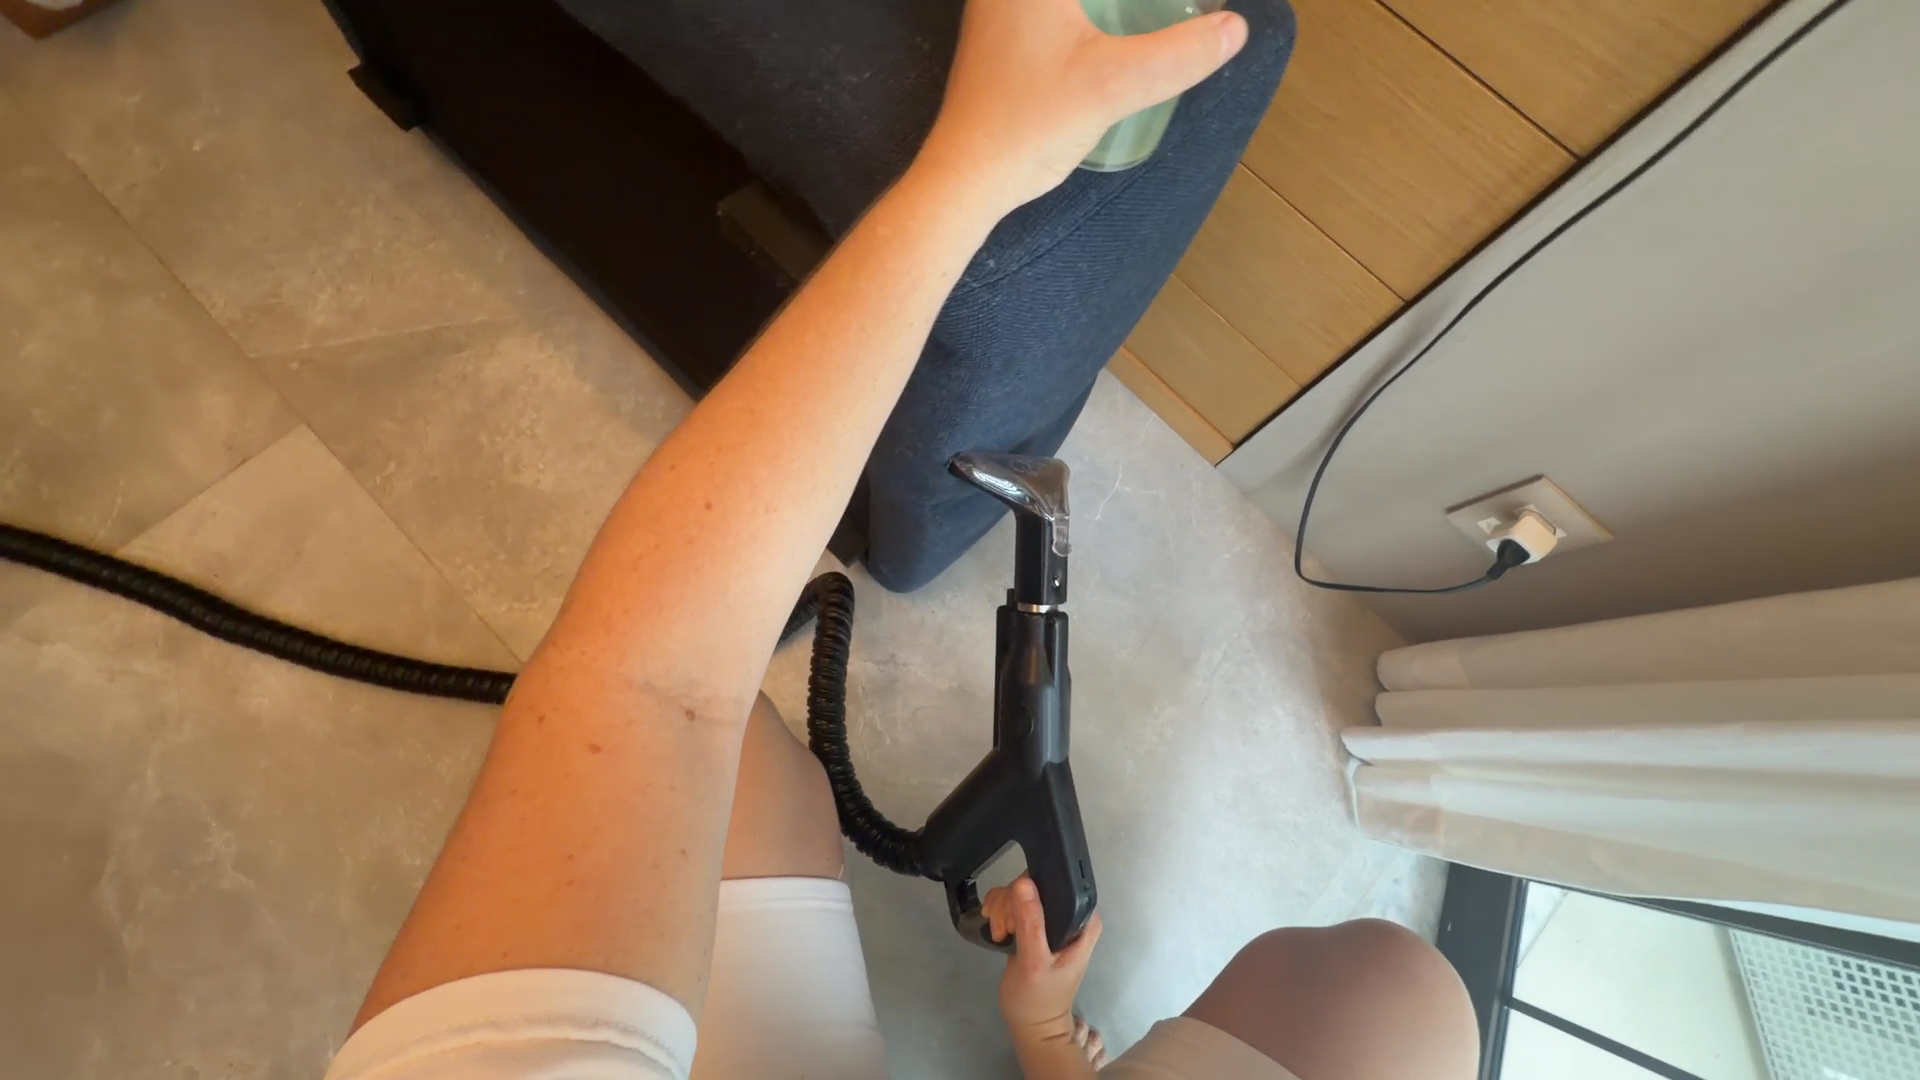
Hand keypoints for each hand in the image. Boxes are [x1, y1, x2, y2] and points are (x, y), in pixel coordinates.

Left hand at [917, 0, 1248, 214]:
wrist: (965, 179)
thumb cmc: (1027, 128)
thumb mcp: (1109, 88)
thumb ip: (1174, 57)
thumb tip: (1233, 30)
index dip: (1138, 6)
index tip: (1185, 13)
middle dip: (1124, 5)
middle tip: (1174, 17)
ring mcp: (999, 9)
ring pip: (1070, 2)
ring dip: (1109, 8)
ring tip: (1149, 22)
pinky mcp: (1001, 38)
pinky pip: (1056, 13)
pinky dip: (1088, 13)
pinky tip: (1111, 29)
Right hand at [983, 876, 1104, 1042]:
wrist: (1030, 1026)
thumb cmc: (1039, 999)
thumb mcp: (1034, 963)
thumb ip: (1031, 923)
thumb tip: (1023, 883)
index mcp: (1082, 919)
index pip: (1058, 881)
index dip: (1035, 891)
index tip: (1019, 916)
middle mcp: (1068, 912)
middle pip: (1034, 883)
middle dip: (1013, 903)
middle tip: (1007, 929)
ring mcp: (1049, 917)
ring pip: (1019, 890)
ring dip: (1003, 908)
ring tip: (1002, 934)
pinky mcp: (1031, 922)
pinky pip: (1011, 900)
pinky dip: (999, 911)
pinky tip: (998, 932)